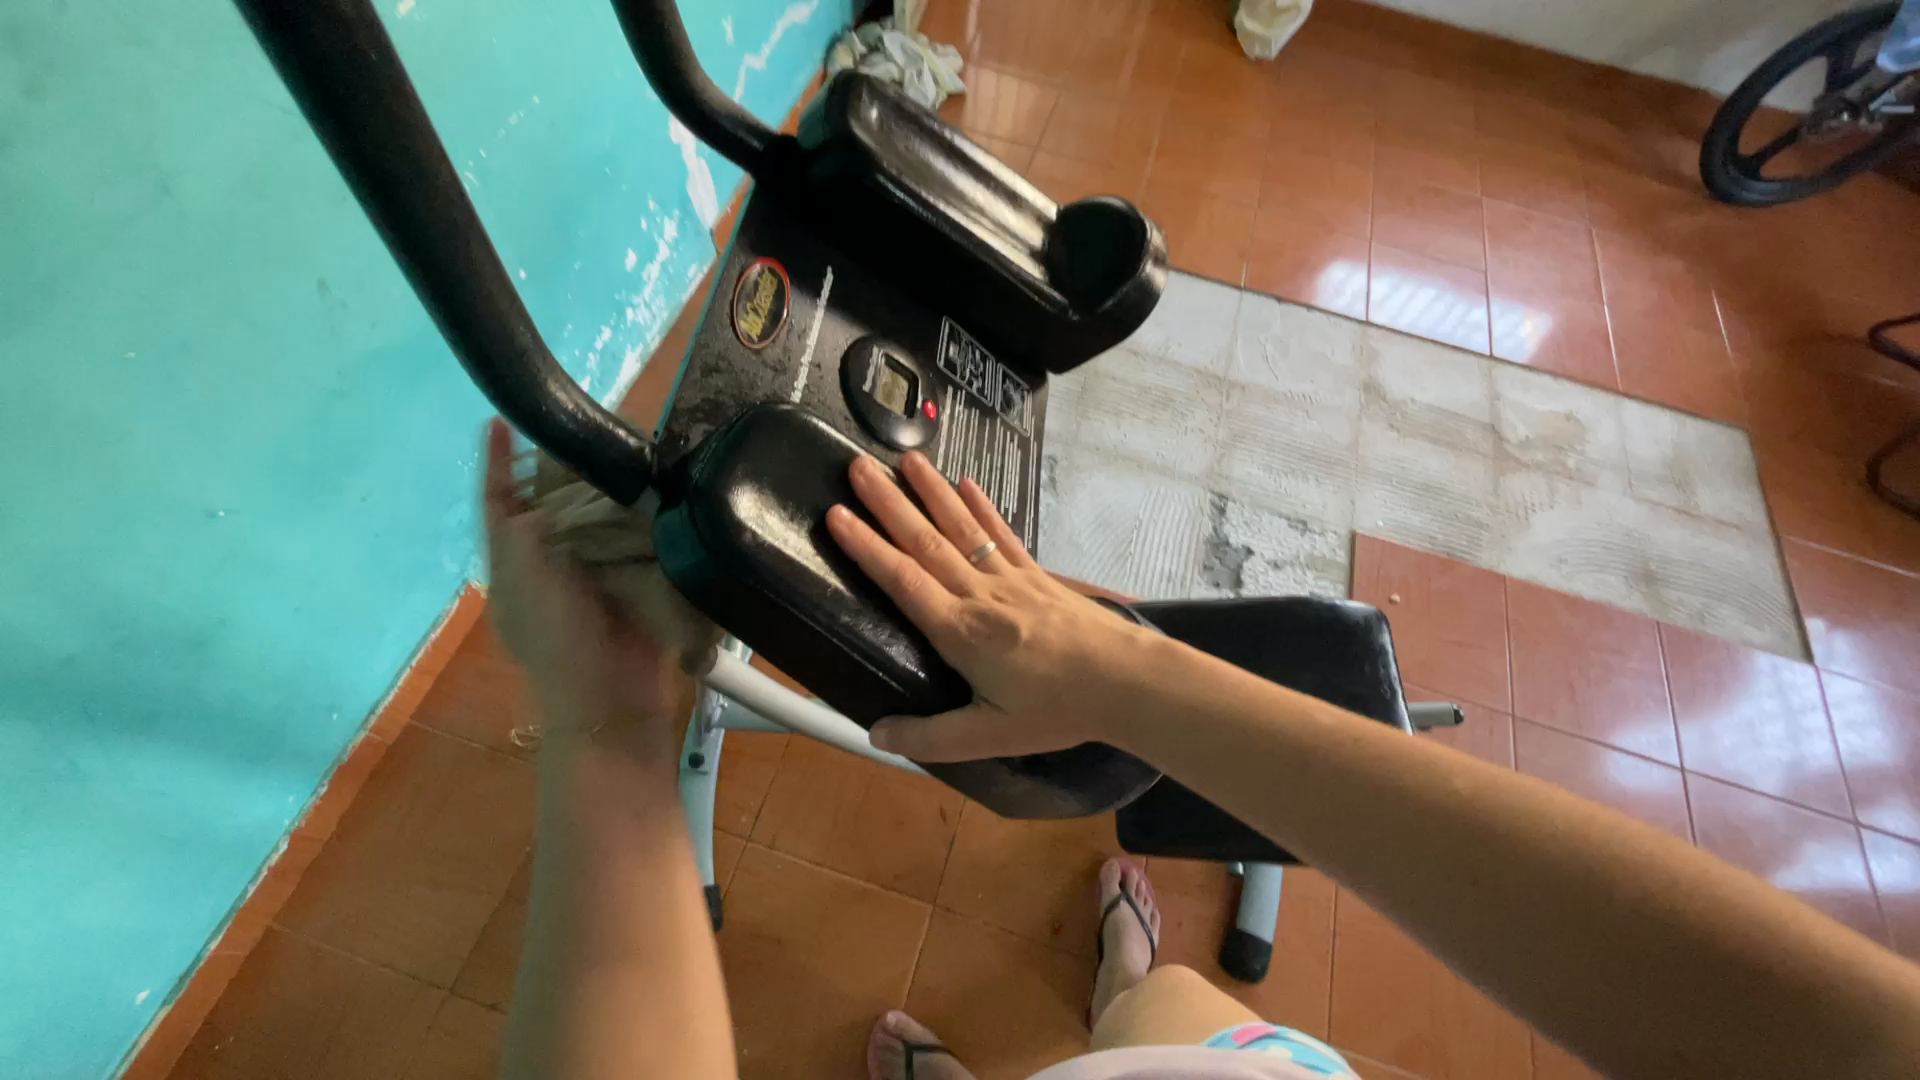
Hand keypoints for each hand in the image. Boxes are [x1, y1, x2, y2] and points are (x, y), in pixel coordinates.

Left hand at [481, 418, 677, 734]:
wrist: (609, 694)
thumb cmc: (557, 640)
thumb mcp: (523, 582)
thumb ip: (523, 532)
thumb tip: (548, 499)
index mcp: (514, 563)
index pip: (500, 502)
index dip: (497, 463)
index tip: (500, 420)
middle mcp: (553, 561)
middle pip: (554, 502)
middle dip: (566, 468)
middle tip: (590, 430)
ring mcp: (596, 571)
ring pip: (597, 516)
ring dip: (608, 488)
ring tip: (627, 451)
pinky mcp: (636, 580)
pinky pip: (636, 537)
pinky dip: (642, 516)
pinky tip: (658, 491)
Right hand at [825, 451, 1161, 760]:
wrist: (1125, 680)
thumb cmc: (1056, 710)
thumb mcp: (989, 737)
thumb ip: (930, 738)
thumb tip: (875, 734)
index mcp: (960, 632)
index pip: (903, 581)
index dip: (867, 547)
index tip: (837, 514)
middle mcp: (979, 594)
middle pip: (926, 542)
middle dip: (888, 504)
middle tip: (857, 467)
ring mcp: (1010, 579)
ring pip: (961, 528)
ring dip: (931, 492)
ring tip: (906, 459)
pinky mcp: (1036, 575)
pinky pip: (1002, 535)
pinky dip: (982, 509)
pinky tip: (967, 485)